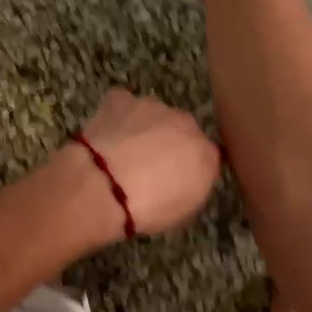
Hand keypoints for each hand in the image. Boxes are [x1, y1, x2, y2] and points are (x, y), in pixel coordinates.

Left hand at [70, 88, 219, 238]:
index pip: (204, 155)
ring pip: (152, 114)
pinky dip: (117, 115)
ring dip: (143, 127)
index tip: (171, 180)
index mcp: (205, 153)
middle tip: (145, 165)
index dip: (186, 166)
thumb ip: (190, 187)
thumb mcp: (181, 212)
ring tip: (121, 151)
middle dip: (167, 143)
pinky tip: (106, 133)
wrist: (106, 186)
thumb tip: (182, 179)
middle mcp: (185, 123)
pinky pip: (123, 104)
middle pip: (180, 129)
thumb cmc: (147, 209)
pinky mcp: (122, 99)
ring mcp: (153, 107)